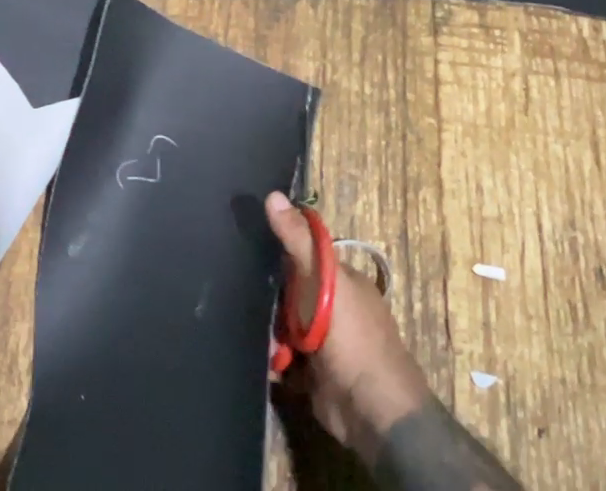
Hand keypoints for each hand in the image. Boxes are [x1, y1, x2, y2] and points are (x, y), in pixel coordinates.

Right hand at [267, 192, 429, 462]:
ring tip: (242, 325)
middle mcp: (332, 309)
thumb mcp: (325, 280)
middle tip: (235, 290)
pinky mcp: (308, 371)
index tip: (242, 243)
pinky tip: (252, 351)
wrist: (370, 410)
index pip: (302, 255)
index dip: (275, 250)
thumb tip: (273, 194)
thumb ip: (299, 241)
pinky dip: (267, 355)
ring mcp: (321, 342)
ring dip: (263, 328)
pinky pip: (277, 354)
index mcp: (342, 283)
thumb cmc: (352, 337)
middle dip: (264, 295)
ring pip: (278, 323)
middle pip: (286, 290)